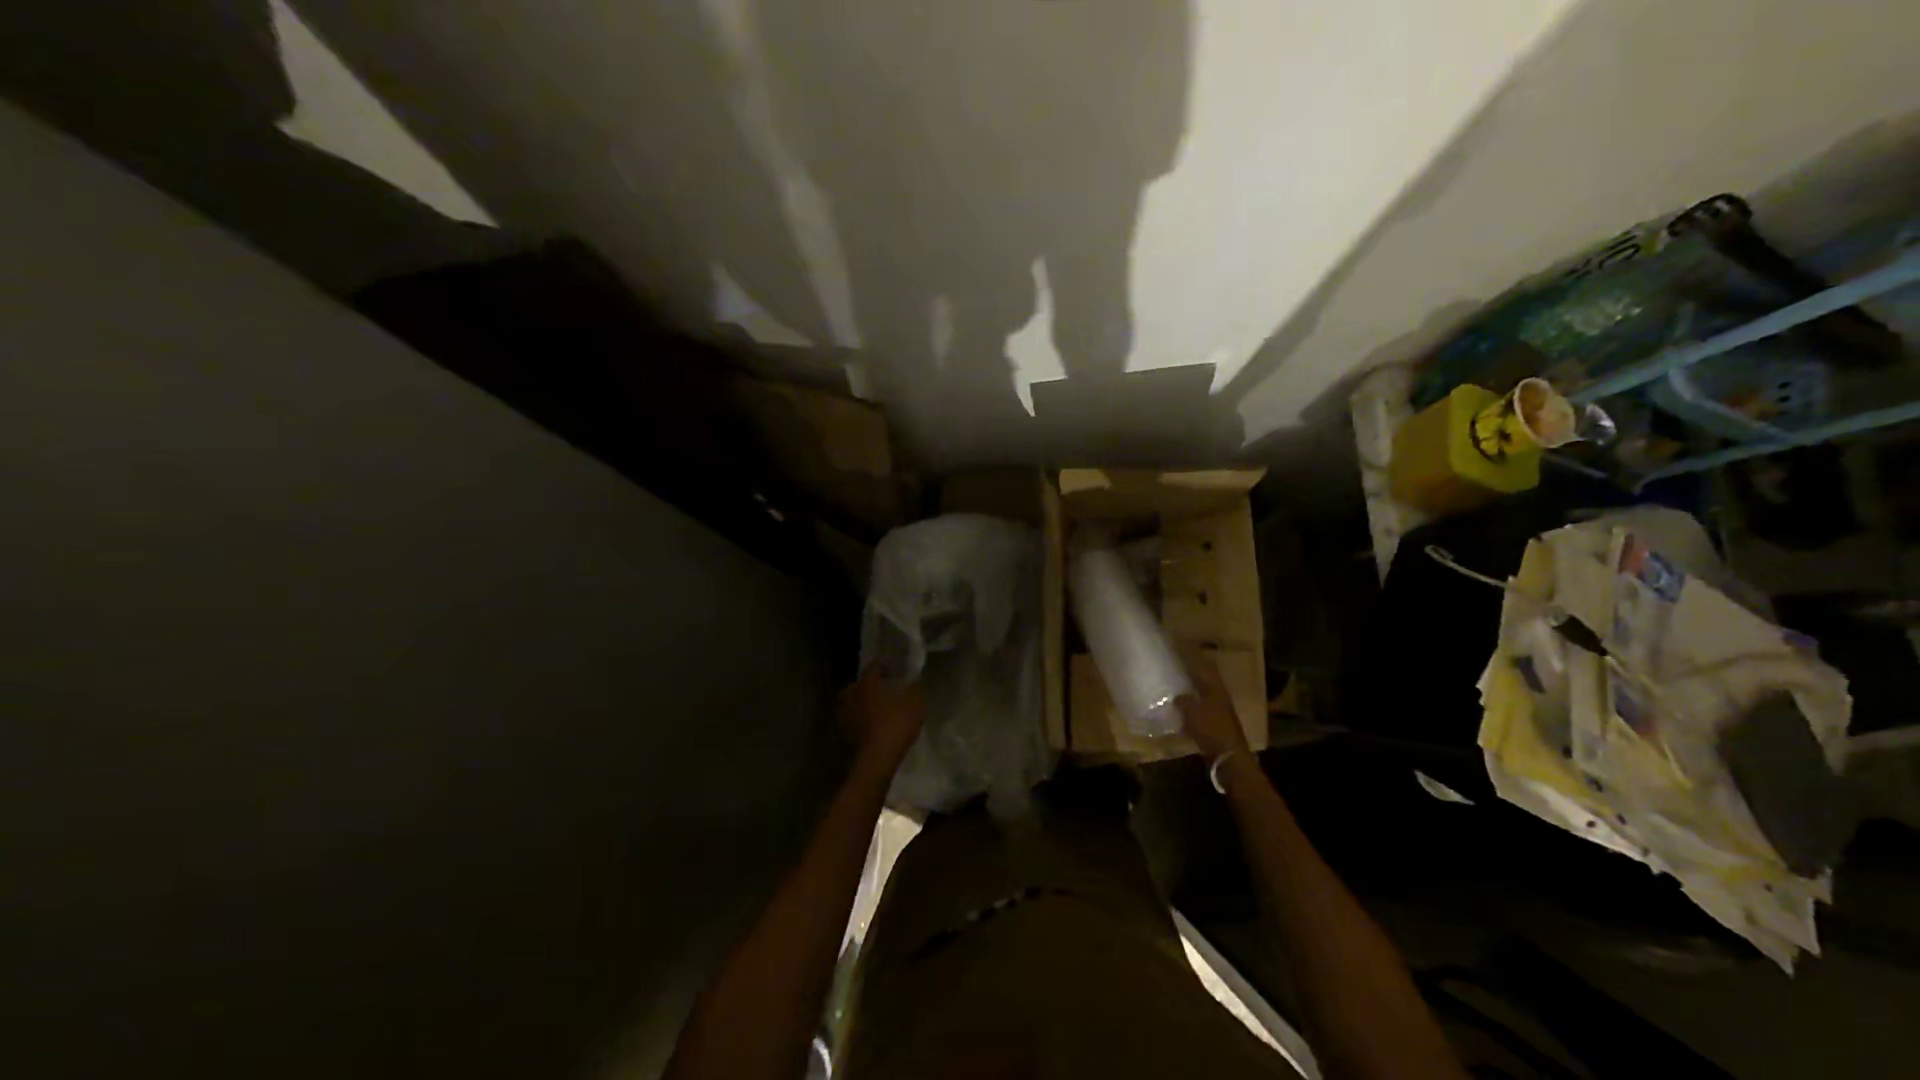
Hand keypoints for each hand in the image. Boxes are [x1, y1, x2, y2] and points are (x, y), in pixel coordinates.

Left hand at [838, 668, 925, 773]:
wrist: (877, 757)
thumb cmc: (897, 724)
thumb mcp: (916, 704)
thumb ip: (916, 688)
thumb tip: (917, 680)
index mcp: (868, 682)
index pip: (874, 666)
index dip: (886, 666)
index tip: (895, 670)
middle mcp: (852, 694)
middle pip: (859, 684)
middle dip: (870, 685)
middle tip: (884, 690)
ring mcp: (844, 713)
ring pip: (852, 701)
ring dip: (861, 702)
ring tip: (875, 709)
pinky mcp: (842, 731)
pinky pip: (851, 718)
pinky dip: (858, 718)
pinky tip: (869, 724)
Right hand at [1177, 651, 1247, 761]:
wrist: (1229, 757)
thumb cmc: (1211, 729)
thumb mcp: (1192, 711)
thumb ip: (1183, 700)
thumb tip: (1177, 695)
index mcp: (1215, 688)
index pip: (1204, 664)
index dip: (1193, 654)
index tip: (1180, 644)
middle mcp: (1219, 696)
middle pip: (1204, 678)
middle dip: (1190, 671)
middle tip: (1173, 664)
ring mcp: (1219, 711)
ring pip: (1202, 695)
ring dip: (1190, 690)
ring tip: (1172, 686)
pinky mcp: (1215, 725)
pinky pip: (1200, 711)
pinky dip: (1190, 708)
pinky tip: (1178, 711)